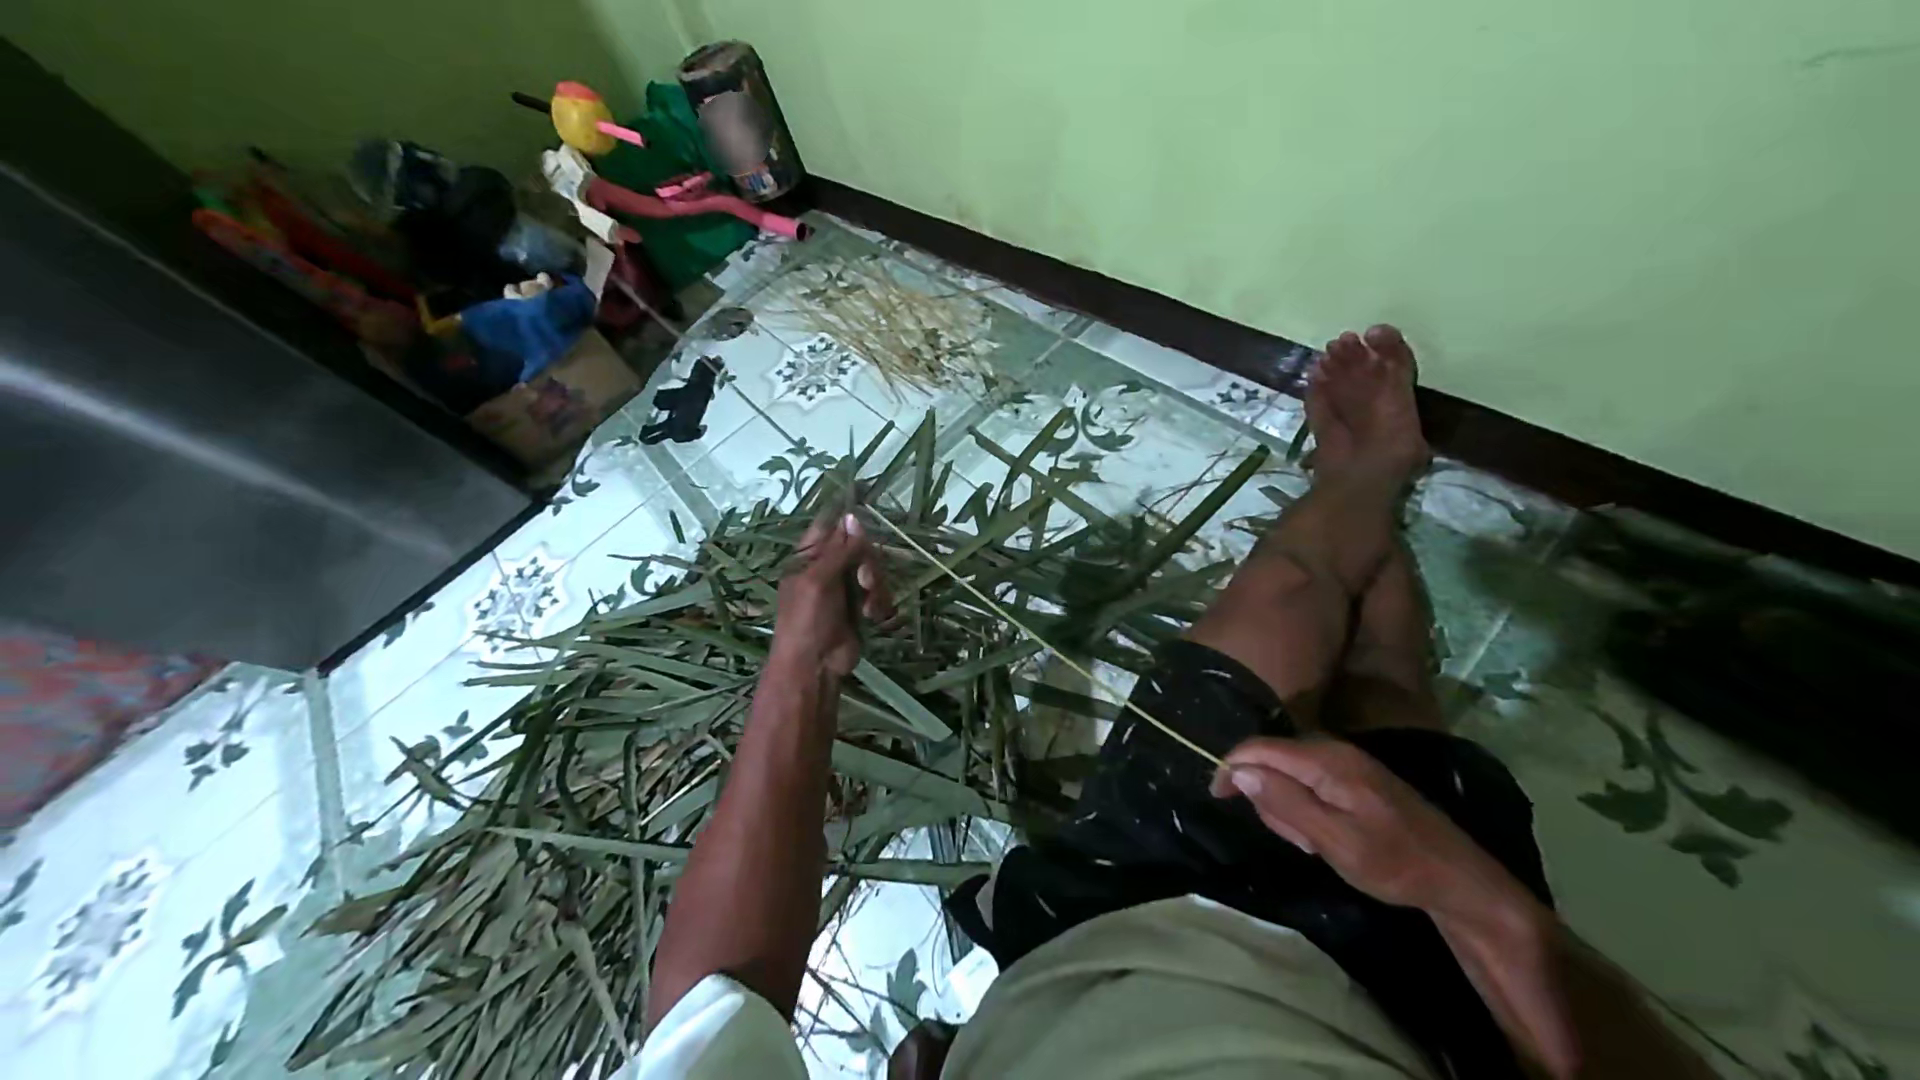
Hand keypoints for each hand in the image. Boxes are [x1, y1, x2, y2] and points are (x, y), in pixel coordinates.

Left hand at [770, 512, 893, 677]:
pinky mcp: (861, 606)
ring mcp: (845, 588)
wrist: (815, 666)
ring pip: (873, 570)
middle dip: (868, 565)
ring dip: (876, 588)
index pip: (830, 528)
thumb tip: (853, 516)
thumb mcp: (819, 580)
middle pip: (859, 548)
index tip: (866, 528)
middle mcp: (828, 568)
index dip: (848, 525)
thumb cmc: (807, 621)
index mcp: (808, 558)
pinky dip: (880, 604)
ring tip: (869, 608)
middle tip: (864, 582)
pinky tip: (873, 617)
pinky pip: (879, 593)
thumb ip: (839, 550)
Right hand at [1210, 737, 1521, 918]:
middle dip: (1268, 797)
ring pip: (1287, 773)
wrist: (1461, 881)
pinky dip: (1304, 809)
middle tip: (1297, 839)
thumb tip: (1239, 770)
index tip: (1217, 797)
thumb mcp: (1335, 841)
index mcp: (1327, 759)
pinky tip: (1324, 835)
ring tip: (1314, 843)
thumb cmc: (1395, 864)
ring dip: (1288, 808)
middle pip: (1271, 759)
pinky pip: (1307, 782)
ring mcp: (1345, 762)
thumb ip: (1286, 802)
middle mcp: (1333, 749)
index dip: (1230, 768)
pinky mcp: (1354, 777)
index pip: (1259, 748)